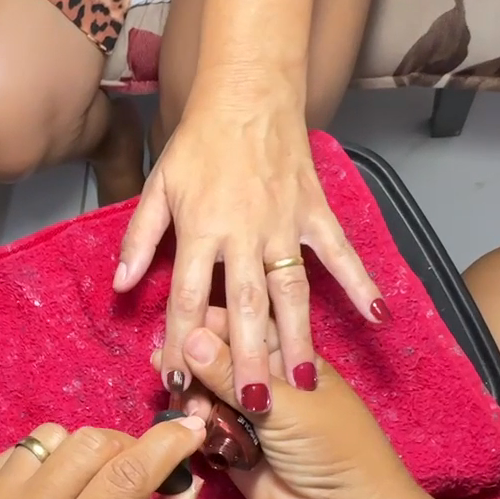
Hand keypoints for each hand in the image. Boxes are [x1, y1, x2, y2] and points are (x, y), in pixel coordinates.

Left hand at [0, 418, 207, 498]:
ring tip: (89, 484)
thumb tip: (189, 480)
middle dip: (127, 447)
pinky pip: (24, 448)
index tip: (191, 429)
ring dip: (85, 451)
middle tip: (137, 472)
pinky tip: (53, 491)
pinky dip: (50, 458)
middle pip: (92, 442)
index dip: (166, 445)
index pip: (126, 477)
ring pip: (56, 436)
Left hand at [115, 101, 382, 412]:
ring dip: (297, 338)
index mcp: (200, 231)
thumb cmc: (197, 144)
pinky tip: (379, 316)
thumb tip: (120, 284)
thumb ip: (139, 239)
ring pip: (292, 291)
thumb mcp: (157, 187)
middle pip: (244, 306)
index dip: (180, 342)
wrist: (247, 94)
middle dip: (247, 357)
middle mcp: (244, 234)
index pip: (186, 297)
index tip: (178, 381)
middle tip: (252, 404)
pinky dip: (360, 282)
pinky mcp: (316, 212)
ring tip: (302, 383)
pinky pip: (341, 253)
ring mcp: (285, 225)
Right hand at [155, 310, 417, 498]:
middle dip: (192, 364)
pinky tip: (184, 422)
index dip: (209, 327)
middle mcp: (261, 381)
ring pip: (202, 393)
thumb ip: (232, 374)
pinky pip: (199, 427)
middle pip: (214, 360)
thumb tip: (190, 336)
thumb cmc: (333, 446)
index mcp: (286, 357)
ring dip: (190, 397)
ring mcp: (243, 414)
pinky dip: (190, 424)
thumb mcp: (284, 404)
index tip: (182, 331)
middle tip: (176, 376)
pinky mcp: (228, 446)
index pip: (241, 328)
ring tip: (188, 408)